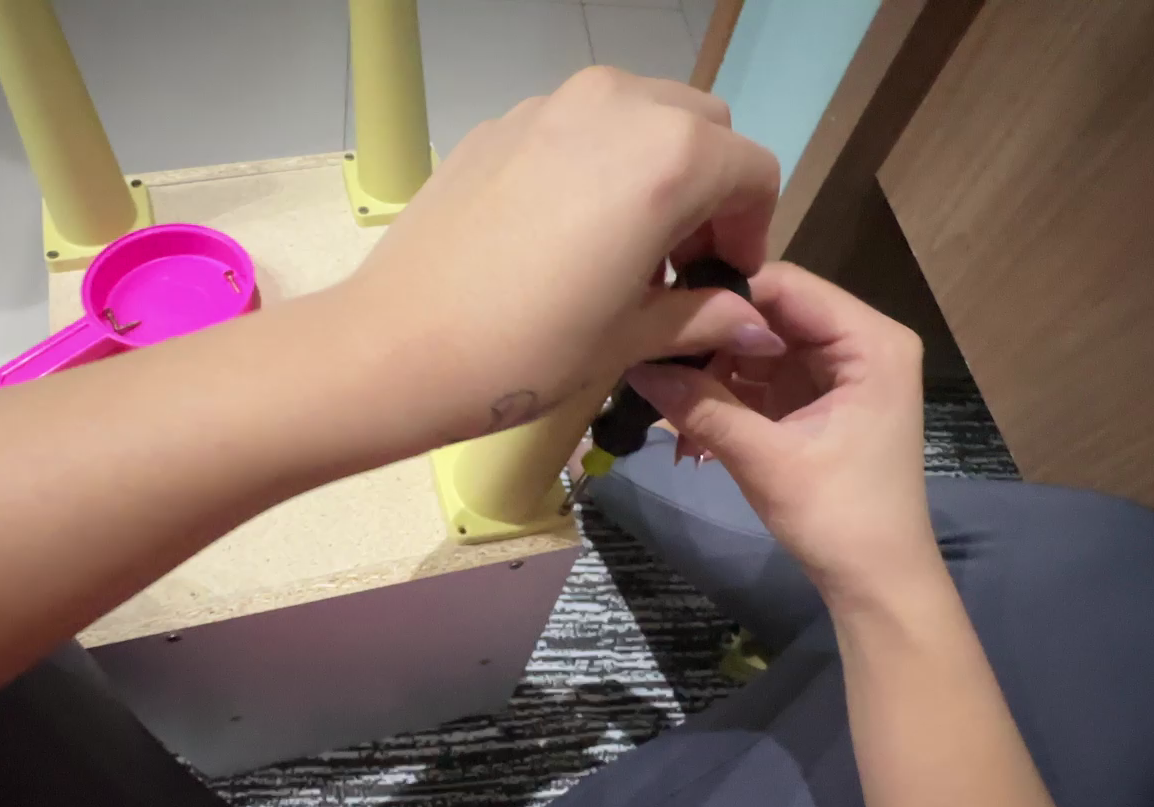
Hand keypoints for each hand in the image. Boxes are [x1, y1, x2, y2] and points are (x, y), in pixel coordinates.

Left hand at [347, 67, 784, 442]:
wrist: (398, 347)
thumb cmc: (525, 353)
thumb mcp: (625, 340)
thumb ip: (700, 315)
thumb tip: (755, 320)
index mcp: (668, 157)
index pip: (753, 171)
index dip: (752, 230)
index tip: (725, 279)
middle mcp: (616, 105)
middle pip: (701, 128)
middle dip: (707, 192)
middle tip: (676, 265)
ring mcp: (548, 106)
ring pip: (637, 118)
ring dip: (652, 172)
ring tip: (620, 249)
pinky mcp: (497, 126)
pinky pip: (573, 131)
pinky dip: (593, 168)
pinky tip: (560, 234)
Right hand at [623, 263, 939, 605]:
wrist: (872, 578)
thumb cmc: (836, 515)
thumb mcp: (763, 458)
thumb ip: (700, 408)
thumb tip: (635, 368)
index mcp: (869, 342)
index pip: (785, 287)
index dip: (723, 298)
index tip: (663, 319)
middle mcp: (856, 344)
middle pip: (768, 317)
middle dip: (710, 343)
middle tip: (650, 361)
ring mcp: (833, 374)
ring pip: (756, 351)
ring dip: (710, 377)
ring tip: (662, 402)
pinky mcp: (812, 403)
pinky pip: (758, 384)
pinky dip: (723, 401)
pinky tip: (688, 429)